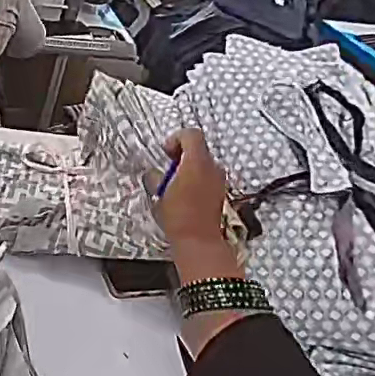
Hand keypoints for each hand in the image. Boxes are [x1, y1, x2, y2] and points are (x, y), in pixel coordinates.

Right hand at [153, 129, 229, 251]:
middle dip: (181, 154)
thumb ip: (155, 177)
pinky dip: (196, 179)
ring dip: (188, 167)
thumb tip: (154, 174)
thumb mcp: (158, 194)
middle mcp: (212, 167)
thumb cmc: (178, 215)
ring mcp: (219, 180)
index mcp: (197, 162)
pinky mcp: (220, 192)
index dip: (176, 139)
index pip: (191, 135)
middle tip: (167, 169)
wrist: (198, 240)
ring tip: (174, 185)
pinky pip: (207, 176)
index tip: (165, 153)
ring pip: (203, 163)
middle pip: (198, 149)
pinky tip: (184, 195)